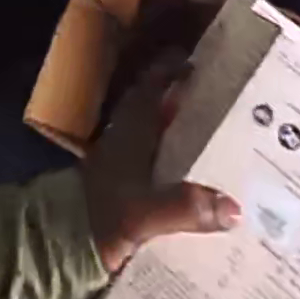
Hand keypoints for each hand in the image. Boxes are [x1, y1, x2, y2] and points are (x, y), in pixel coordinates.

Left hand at [81, 56, 241, 271]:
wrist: (66, 238)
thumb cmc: (101, 216)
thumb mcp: (143, 214)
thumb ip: (183, 208)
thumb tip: (233, 208)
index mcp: (131, 131)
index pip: (150, 88)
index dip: (169, 71)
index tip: (195, 60)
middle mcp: (126, 134)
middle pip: (154, 102)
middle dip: (180, 94)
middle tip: (215, 93)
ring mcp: (123, 153)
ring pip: (152, 124)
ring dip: (176, 119)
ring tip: (212, 126)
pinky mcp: (122, 175)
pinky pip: (152, 149)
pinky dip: (170, 148)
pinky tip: (191, 164)